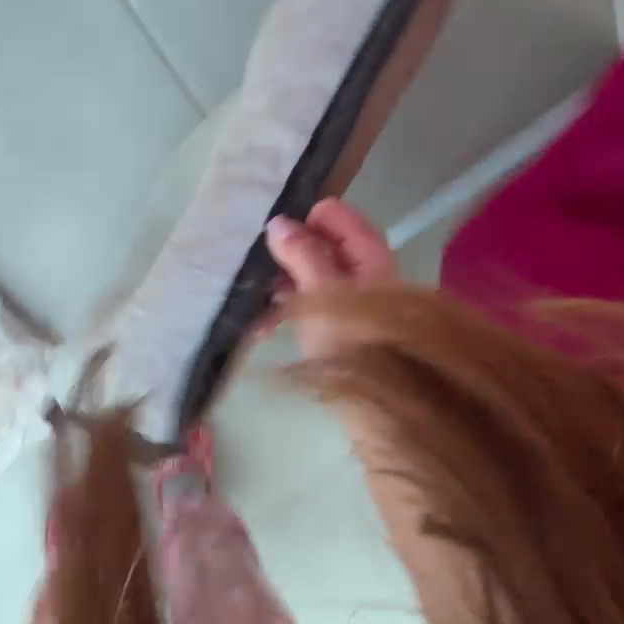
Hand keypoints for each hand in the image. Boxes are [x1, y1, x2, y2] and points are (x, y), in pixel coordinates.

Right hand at [262, 199, 397, 359]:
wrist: (370, 405)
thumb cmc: (350, 343)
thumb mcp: (322, 293)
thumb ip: (302, 256)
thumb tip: (278, 223)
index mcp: (370, 257)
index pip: (339, 217)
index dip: (306, 218)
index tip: (272, 233)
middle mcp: (364, 275)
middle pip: (323, 249)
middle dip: (287, 255)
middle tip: (256, 267)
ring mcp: (350, 305)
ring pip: (310, 281)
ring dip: (281, 287)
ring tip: (253, 302)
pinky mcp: (335, 332)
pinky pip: (307, 310)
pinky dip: (286, 313)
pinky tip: (262, 329)